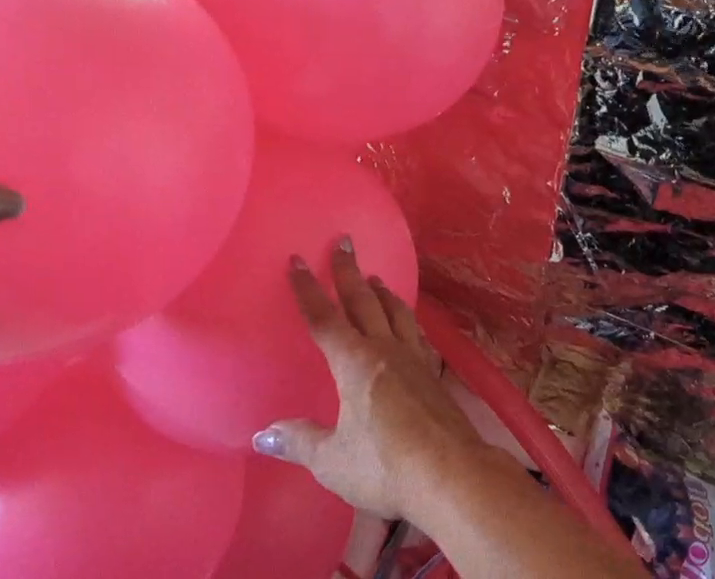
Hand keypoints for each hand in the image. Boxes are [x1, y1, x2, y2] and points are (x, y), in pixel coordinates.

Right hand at [253, 240, 506, 521]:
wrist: (450, 472)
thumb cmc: (384, 464)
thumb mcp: (332, 459)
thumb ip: (300, 442)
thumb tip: (263, 436)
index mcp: (355, 363)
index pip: (325, 318)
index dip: (308, 289)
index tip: (297, 260)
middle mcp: (386, 350)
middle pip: (364, 302)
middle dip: (349, 273)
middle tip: (344, 243)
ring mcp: (415, 359)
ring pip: (396, 313)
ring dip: (382, 293)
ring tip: (376, 279)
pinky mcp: (435, 375)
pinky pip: (417, 334)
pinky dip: (407, 320)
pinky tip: (409, 324)